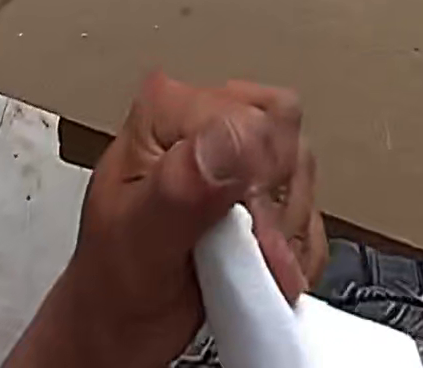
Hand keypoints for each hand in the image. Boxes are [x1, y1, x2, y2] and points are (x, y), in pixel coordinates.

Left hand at [4, 73, 323, 367]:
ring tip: (245, 260)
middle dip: (277, 203)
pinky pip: (308, 198)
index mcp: (165, 107)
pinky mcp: (255, 174)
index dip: (261, 181)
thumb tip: (232, 139)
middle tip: (247, 251)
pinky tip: (262, 265)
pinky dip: (297, 243)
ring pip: (300, 164)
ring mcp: (231, 141)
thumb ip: (180, 185)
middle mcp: (201, 112)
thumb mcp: (138, 236)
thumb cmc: (114, 276)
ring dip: (287, 227)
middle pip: (283, 131)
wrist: (122, 316)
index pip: (250, 116)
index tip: (248, 236)